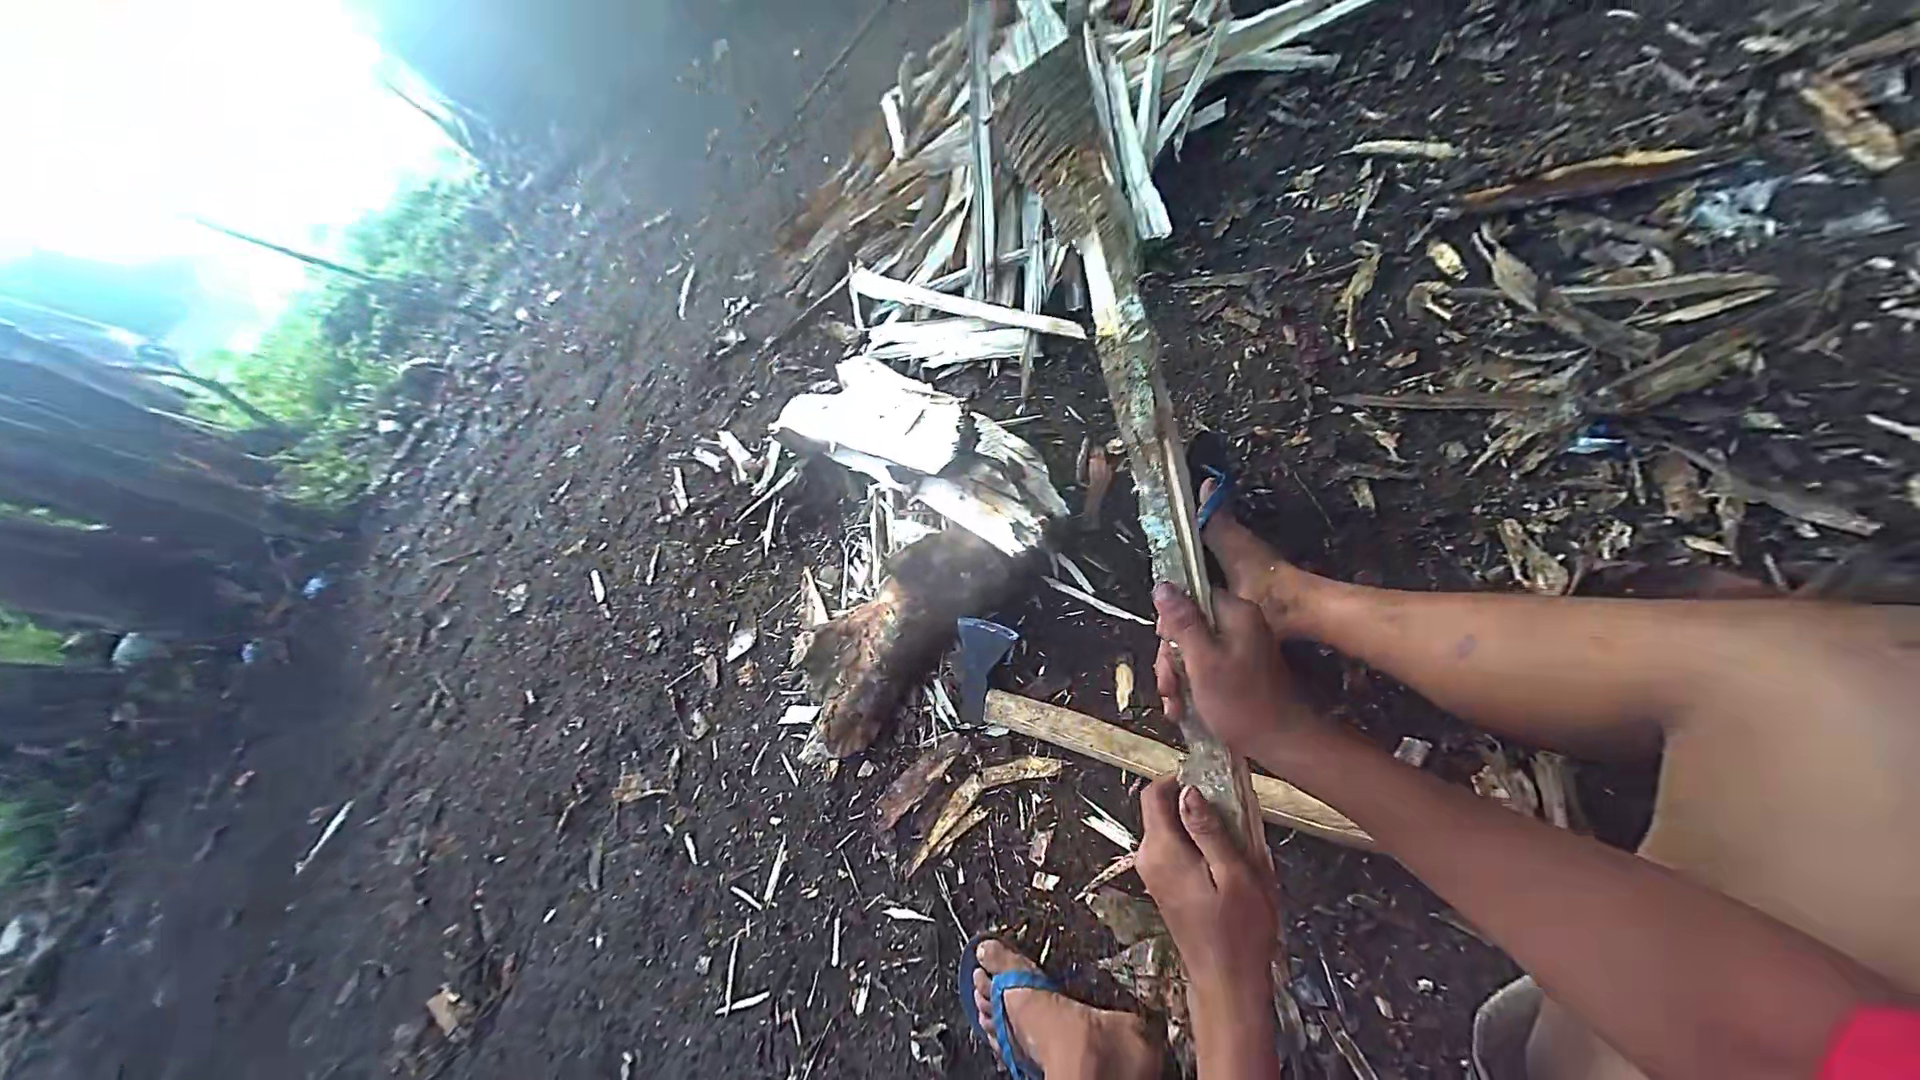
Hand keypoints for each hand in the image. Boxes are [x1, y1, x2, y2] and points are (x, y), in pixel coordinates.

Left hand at [1136, 776, 1276, 992]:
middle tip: (1228, 809)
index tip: (1207, 779)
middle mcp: (1148, 857)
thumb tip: (1189, 790)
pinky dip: (1193, 843)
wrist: (1228, 985)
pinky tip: (1223, 859)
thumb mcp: (1235, 874)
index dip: (1176, 779)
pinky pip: (1172, 849)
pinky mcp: (1162, 885)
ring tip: (1232, 836)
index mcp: (1160, 850)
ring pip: (1168, 829)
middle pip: (1160, 810)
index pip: (1153, 795)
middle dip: (1190, 802)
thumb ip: (1209, 829)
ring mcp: (1152, 873)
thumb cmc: (1238, 933)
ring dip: (1195, 824)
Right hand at [1152, 583, 1320, 758]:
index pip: (1191, 596)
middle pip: (1188, 624)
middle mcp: (1240, 624)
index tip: (1166, 647)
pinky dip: (1189, 684)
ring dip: (1176, 675)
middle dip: (1171, 656)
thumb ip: (1182, 621)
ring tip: (1174, 702)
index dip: (1171, 621)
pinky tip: (1182, 706)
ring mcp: (1240, 647)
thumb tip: (1163, 585)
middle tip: (1169, 684)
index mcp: (1236, 614)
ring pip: (1191, 648)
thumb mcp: (1202, 659)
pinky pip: (1203, 665)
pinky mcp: (1237, 668)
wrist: (1281, 744)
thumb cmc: (1241, 703)